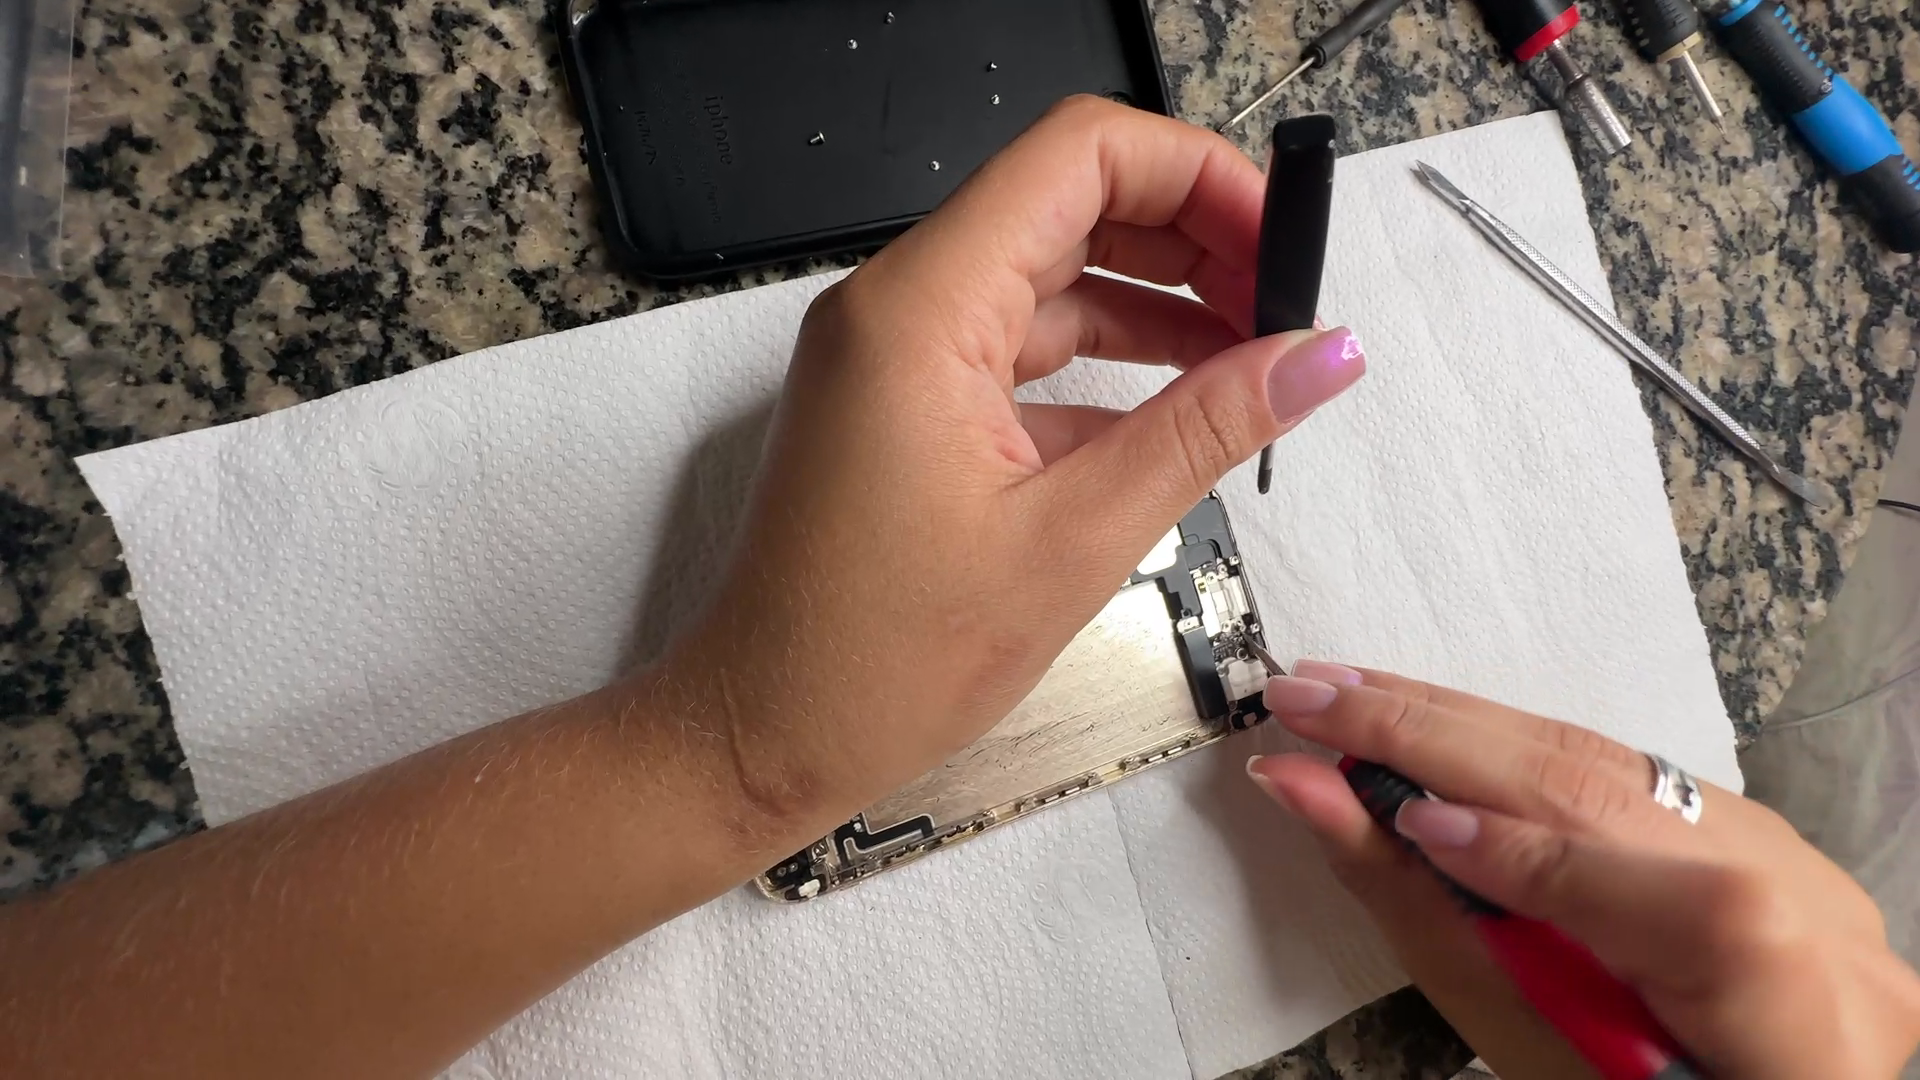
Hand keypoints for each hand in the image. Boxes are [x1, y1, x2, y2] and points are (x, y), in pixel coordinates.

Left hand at [657, 97, 1365, 839]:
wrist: (770, 731)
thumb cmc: (890, 659)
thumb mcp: (1072, 541)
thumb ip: (1203, 430)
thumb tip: (1322, 353)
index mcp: (921, 311)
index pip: (1077, 155)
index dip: (1195, 176)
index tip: (1276, 244)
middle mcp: (895, 311)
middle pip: (1065, 211)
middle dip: (1186, 244)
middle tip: (1278, 310)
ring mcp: (892, 362)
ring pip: (1042, 290)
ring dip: (1147, 315)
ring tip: (1244, 363)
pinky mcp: (900, 413)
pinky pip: (1011, 362)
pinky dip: (1091, 377)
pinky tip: (1162, 421)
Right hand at [1246, 661, 1919, 1079]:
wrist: (1696, 1049)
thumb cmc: (1581, 1059)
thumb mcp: (1488, 1005)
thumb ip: (1395, 885)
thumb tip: (1290, 779)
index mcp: (1787, 1018)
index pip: (1688, 918)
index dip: (1540, 864)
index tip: (1410, 827)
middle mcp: (1796, 900)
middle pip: (1599, 791)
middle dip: (1428, 737)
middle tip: (1301, 696)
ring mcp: (1760, 835)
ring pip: (1577, 748)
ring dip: (1433, 712)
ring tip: (1330, 686)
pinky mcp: (1706, 796)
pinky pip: (1577, 744)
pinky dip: (1474, 722)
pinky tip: (1402, 700)